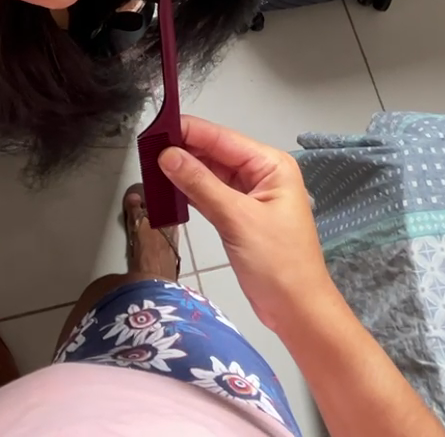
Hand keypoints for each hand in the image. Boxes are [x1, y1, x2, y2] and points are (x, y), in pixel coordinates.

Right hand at [159, 116, 334, 334]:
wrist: (298, 314)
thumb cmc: (278, 264)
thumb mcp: (237, 219)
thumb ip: (200, 184)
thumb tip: (166, 155)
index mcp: (269, 164)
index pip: (221, 138)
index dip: (188, 131)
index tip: (154, 130)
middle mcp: (261, 173)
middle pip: (215, 152)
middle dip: (182, 150)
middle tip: (145, 150)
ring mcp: (250, 194)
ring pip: (210, 172)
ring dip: (184, 170)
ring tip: (150, 166)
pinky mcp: (240, 214)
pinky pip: (211, 192)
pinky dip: (190, 190)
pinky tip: (168, 188)